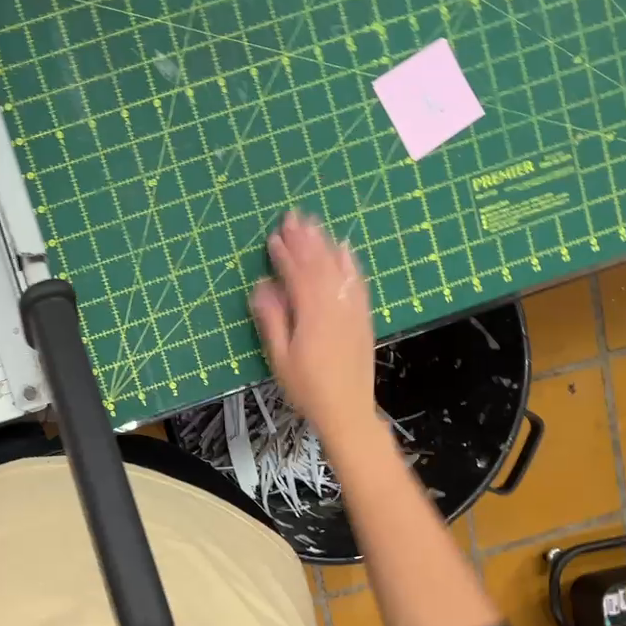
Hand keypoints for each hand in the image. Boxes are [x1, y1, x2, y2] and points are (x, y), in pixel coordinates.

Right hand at [250, 209, 378, 442]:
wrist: (348, 409)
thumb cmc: (307, 388)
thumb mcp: (279, 358)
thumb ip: (272, 320)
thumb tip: (262, 288)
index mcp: (311, 314)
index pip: (296, 275)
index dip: (284, 254)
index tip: (273, 237)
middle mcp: (335, 306)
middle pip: (318, 264)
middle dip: (304, 239)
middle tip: (293, 217)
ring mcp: (352, 309)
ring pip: (338, 268)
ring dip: (324, 243)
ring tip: (313, 223)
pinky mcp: (362, 316)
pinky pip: (357, 281)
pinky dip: (349, 262)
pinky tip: (344, 249)